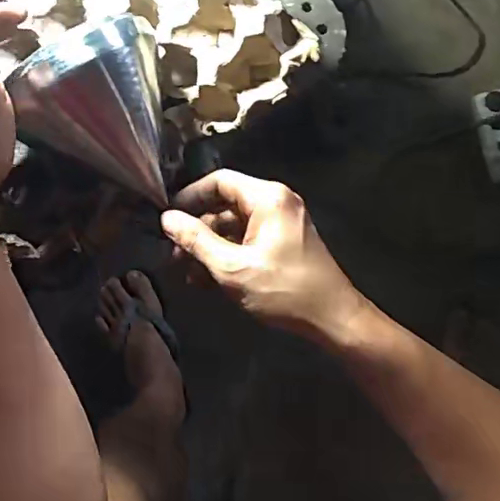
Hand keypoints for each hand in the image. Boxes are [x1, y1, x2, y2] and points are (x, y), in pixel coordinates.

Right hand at [160, 171, 370, 343]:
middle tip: (174, 255)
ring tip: (188, 274)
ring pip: (234, 225)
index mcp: (268, 198)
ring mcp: (281, 222)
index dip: (190, 198)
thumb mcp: (233, 268)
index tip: (167, 220)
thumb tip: (167, 218)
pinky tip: (208, 279)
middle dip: (198, 230)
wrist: (332, 318)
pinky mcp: (283, 241)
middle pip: (225, 204)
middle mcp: (276, 202)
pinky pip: (247, 238)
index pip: (219, 181)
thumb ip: (197, 241)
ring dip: (210, 247)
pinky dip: (228, 254)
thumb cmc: (283, 290)